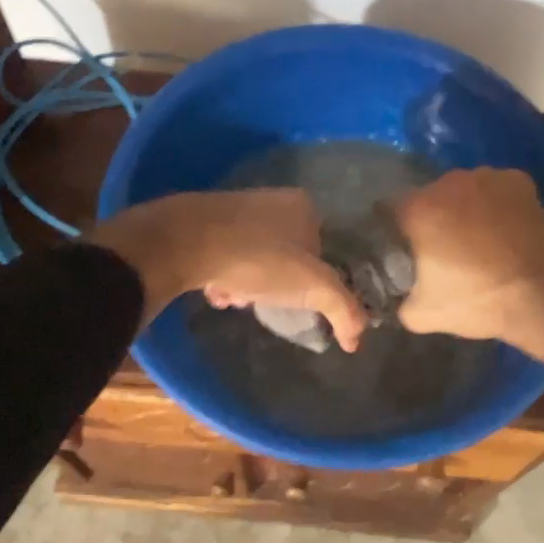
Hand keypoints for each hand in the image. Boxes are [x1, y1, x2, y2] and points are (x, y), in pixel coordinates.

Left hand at [87, 189, 367, 351]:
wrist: (187, 241)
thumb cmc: (259, 259)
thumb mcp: (314, 286)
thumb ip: (344, 310)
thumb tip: (356, 341)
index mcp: (305, 206)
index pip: (324, 249)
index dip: (315, 281)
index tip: (299, 302)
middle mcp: (272, 200)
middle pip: (287, 257)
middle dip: (276, 287)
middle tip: (263, 302)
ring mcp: (236, 209)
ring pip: (254, 259)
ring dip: (248, 286)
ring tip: (234, 298)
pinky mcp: (205, 222)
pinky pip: (225, 256)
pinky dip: (223, 277)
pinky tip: (214, 290)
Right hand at [394, 168, 543, 345]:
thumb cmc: (478, 301)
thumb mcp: (423, 316)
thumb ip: (400, 303)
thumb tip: (400, 299)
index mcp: (419, 209)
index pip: (388, 211)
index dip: (391, 232)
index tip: (402, 252)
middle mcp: (449, 182)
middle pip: (427, 198)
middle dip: (430, 219)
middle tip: (440, 250)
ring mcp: (488, 177)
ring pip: (462, 191)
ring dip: (462, 209)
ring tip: (475, 241)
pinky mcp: (520, 181)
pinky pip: (494, 190)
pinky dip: (494, 205)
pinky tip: (502, 231)